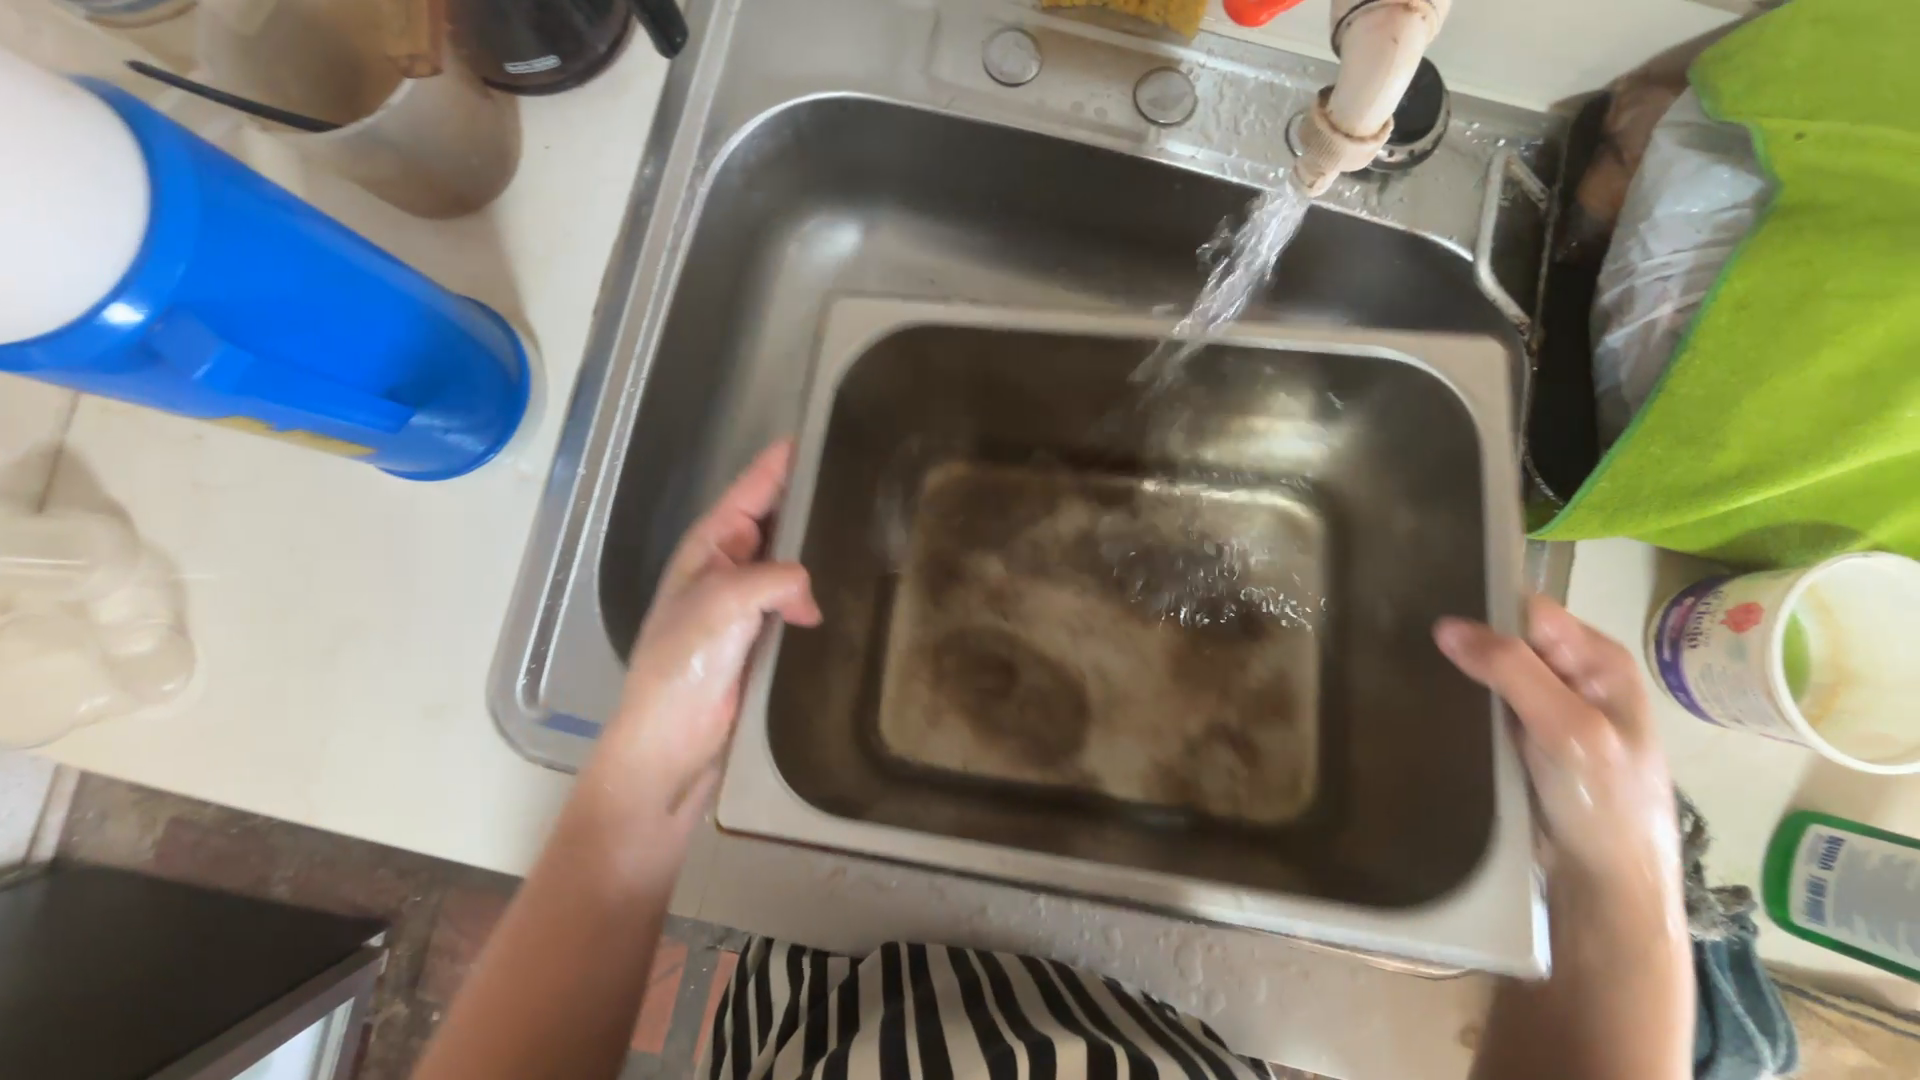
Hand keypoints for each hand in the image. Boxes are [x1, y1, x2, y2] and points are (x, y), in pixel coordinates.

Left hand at [602, 440, 820, 816]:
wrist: (670, 743)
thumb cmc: (683, 665)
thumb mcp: (722, 605)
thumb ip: (774, 579)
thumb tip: (809, 593)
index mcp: (708, 548)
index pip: (750, 492)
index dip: (779, 465)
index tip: (815, 437)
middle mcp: (728, 568)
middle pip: (774, 523)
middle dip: (806, 503)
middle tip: (857, 483)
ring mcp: (746, 605)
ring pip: (789, 563)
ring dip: (816, 551)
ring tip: (861, 531)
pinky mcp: (763, 639)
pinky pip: (797, 602)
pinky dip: (817, 596)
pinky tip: (844, 597)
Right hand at [1434, 596, 1679, 895]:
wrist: (1602, 882)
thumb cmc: (1602, 802)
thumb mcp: (1565, 728)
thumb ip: (1511, 670)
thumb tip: (1445, 624)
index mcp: (1598, 661)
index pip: (1528, 611)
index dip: (1483, 609)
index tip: (1430, 615)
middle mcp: (1572, 677)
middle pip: (1505, 637)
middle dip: (1462, 640)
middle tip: (1406, 644)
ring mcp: (1543, 710)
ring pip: (1487, 671)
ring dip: (1453, 672)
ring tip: (1403, 670)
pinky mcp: (1517, 739)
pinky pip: (1479, 705)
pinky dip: (1455, 702)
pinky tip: (1424, 702)